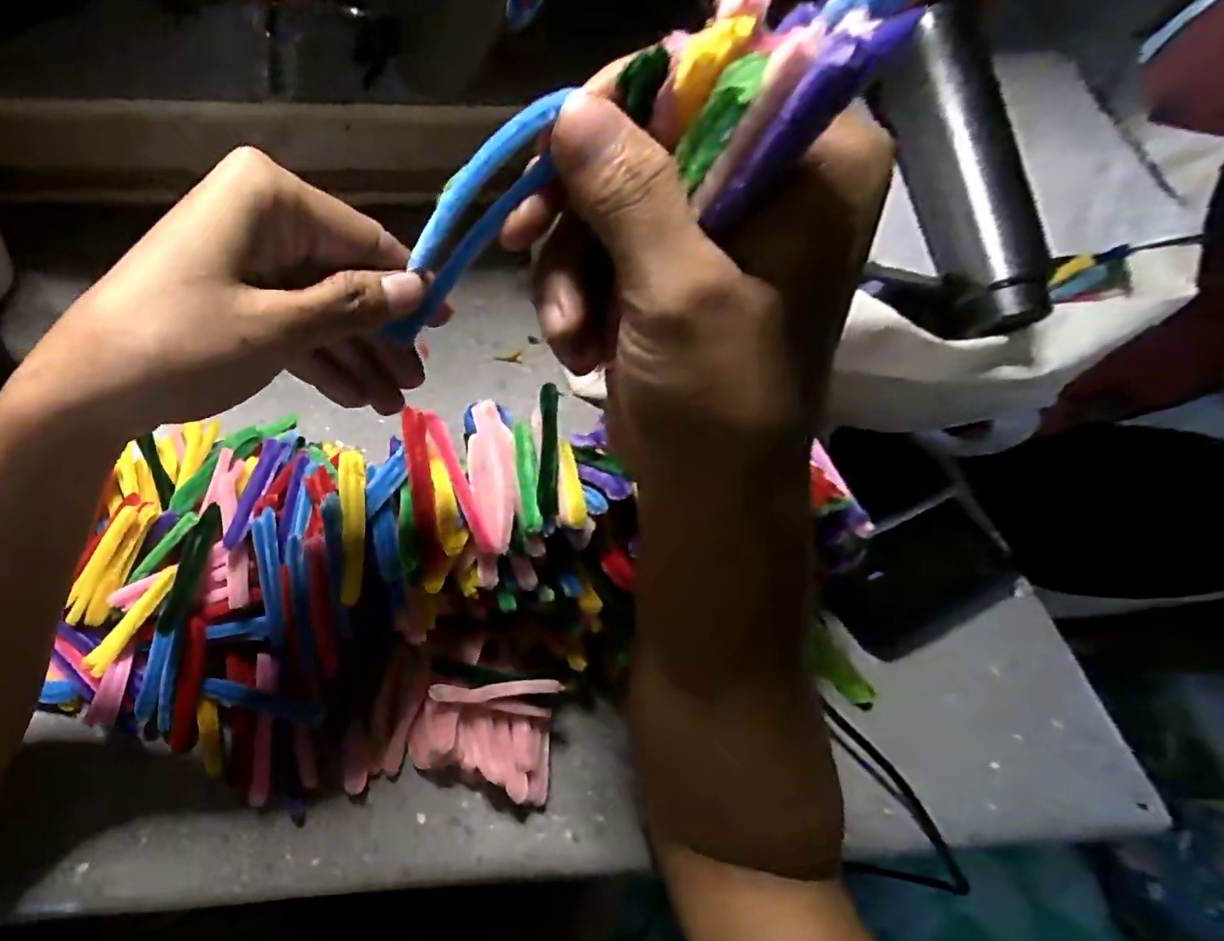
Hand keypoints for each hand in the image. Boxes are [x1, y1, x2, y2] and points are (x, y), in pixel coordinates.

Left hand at [16, 147, 445, 438]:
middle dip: (376, 335)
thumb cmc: (183, 344)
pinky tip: (350, 394)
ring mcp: (235, 259)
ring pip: (311, 307)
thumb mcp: (275, 328)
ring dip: (350, 356)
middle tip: (414, 384)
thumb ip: (350, 306)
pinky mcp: (221, 300)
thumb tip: (418, 288)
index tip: (442, 324)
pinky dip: (312, 358)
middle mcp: (255, 216)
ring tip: (389, 403)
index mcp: (268, 196)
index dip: (405, 285)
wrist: (87, 387)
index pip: (358, 239)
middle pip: (336, 277)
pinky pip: (281, 324)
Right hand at [499, 90, 892, 488]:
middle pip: (640, 143)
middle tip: (518, 237)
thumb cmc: (716, 393)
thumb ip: (630, 195)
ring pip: (600, 208)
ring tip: (569, 334)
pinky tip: (577, 346)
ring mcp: (703, 234)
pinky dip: (572, 300)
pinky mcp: (658, 277)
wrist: (705, 483)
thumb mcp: (676, 290)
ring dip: (565, 273)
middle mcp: (758, 183)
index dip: (631, 99)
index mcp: (807, 161)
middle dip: (574, 206)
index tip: (560, 145)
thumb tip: (571, 110)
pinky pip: (592, 256)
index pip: (716, 72)